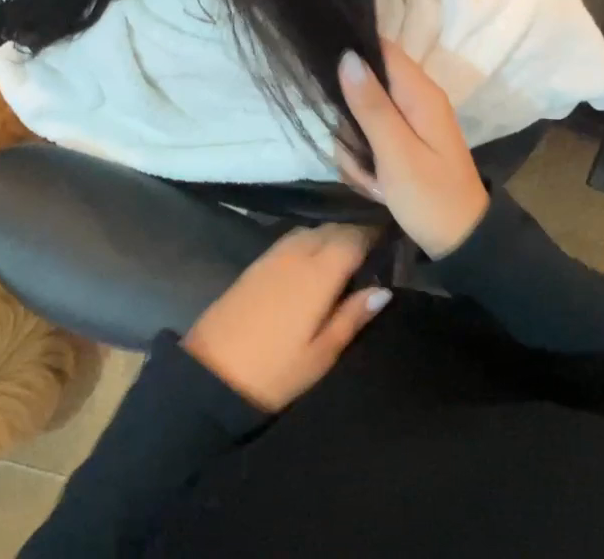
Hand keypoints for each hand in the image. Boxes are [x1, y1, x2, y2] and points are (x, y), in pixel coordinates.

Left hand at [181, 224, 389, 412]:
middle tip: (374, 250)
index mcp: (318, 273)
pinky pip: (291, 239)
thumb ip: (353, 316)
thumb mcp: (322, 353)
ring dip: (331, 235)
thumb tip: (383, 289)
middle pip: (332, 228)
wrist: (210, 374)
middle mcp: (296, 254)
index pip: (353, 237)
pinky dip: (309, 241)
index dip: (374, 234)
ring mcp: (272, 256)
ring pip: (310, 230)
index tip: (392, 239)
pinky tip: (314, 262)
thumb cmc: (275, 371)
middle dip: (354, 232)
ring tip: (347, 256)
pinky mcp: (255, 265)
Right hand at [338, 41, 489, 257]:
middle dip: (351, 122)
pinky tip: (375, 186)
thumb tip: (348, 57)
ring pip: (360, 120)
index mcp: (420, 94)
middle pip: (364, 88)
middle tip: (359, 154)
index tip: (328, 80)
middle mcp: (415, 101)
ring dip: (356, 151)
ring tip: (372, 179)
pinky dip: (365, 165)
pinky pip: (368, 142)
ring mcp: (408, 124)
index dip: (354, 55)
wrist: (461, 242)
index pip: (382, 50)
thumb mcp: (396, 153)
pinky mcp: (401, 146)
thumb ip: (371, 105)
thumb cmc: (431, 197)